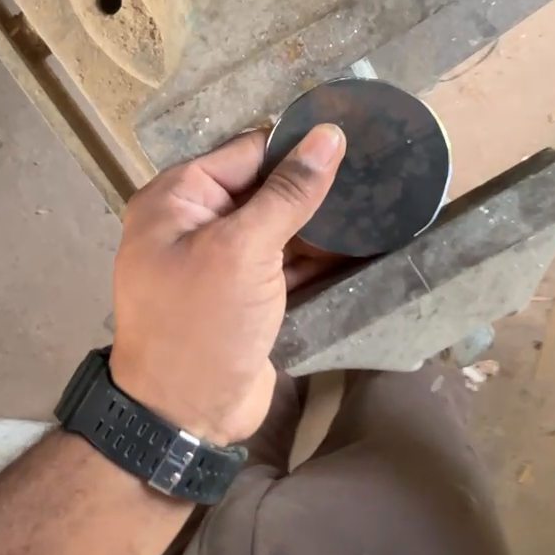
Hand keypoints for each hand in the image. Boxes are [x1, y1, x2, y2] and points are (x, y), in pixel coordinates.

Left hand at [110, 124, 345, 444]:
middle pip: (262, 188)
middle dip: (311, 184)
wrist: (184, 419)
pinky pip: (281, 262)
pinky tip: (359, 245)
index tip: (352, 136)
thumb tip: (328, 135)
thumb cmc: (204, 323)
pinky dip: (314, 256)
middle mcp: (194, 223)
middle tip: (374, 170)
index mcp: (177, 199)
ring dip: (319, 222)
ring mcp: (219, 262)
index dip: (295, 145)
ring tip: (377, 202)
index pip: (245, 153)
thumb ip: (288, 192)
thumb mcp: (244, 249)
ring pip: (276, 227)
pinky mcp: (244, 295)